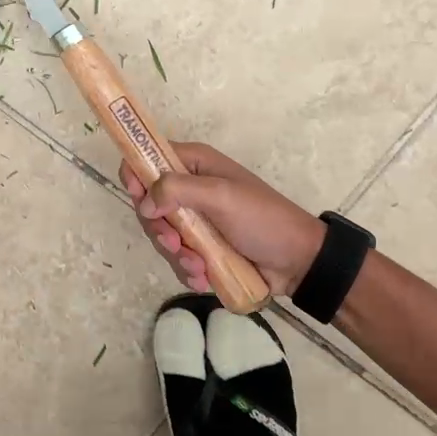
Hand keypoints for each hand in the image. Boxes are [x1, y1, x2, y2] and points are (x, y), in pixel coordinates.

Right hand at [120, 142, 323, 296]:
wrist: (300, 262)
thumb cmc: (262, 219)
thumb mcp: (221, 196)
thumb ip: (177, 190)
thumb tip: (143, 203)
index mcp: (192, 163)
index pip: (146, 159)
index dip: (136, 177)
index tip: (141, 202)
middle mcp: (188, 187)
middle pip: (148, 203)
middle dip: (159, 228)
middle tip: (175, 243)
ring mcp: (195, 220)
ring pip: (161, 234)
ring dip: (175, 254)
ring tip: (198, 267)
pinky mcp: (202, 247)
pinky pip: (177, 257)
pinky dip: (186, 270)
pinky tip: (203, 277)